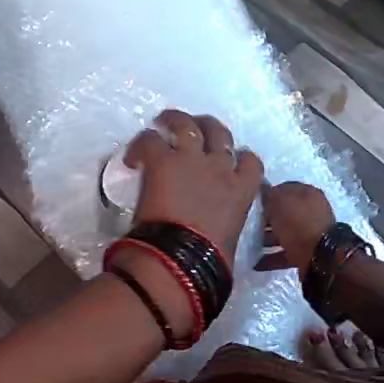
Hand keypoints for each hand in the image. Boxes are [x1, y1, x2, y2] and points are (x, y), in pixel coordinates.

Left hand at [111, 111, 263, 342]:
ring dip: (174, 119)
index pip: (251, 162)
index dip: (240, 157)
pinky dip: (142, 143)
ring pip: (187, 123)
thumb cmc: (210, 263)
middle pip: (219, 132)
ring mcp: (191, 160)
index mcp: (242, 192)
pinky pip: (151, 139)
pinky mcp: (162, 161)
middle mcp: (220, 168)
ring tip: (161, 122)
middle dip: (207, 127)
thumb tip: (223, 254)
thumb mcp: (231, 246)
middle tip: (192, 130)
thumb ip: (229, 236)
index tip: (229, 161)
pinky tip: (132, 158)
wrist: (181, 260)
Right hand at [257, 181, 336, 271]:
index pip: (284, 189)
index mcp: (309, 193)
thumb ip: (270, 195)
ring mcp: (312, 233)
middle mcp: (313, 211)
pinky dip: (272, 257)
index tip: (252, 203)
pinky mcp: (308, 253)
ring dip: (269, 239)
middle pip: (285, 213)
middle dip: (267, 219)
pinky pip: (286, 253)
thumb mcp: (279, 202)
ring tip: (250, 245)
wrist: (320, 256)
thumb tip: (263, 191)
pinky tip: (256, 263)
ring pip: (285, 233)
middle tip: (249, 224)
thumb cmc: (298, 223)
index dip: (268, 196)